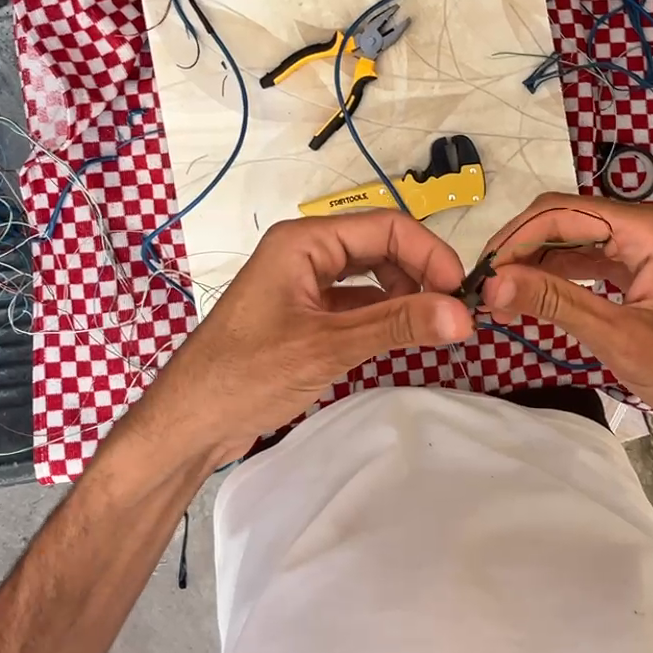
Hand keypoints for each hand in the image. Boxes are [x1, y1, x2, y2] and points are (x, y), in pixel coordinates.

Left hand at [133, 210, 472, 463]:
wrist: (188, 424)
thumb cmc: (248, 373)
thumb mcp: (327, 346)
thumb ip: (396, 325)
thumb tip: (463, 315)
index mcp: (304, 240)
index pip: (385, 227)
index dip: (429, 253)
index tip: (461, 292)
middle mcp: (306, 253)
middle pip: (379, 247)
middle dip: (419, 273)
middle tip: (454, 312)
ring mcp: (304, 285)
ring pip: (370, 277)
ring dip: (404, 296)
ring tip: (435, 325)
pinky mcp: (305, 316)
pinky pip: (356, 304)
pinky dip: (383, 316)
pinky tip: (406, 336)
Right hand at [477, 192, 652, 447]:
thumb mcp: (620, 338)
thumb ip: (555, 304)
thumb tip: (492, 284)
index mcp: (651, 228)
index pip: (564, 212)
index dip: (516, 237)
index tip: (481, 271)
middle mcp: (649, 224)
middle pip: (568, 219)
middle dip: (523, 248)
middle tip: (486, 284)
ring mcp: (648, 244)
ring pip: (576, 239)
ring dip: (538, 262)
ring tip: (501, 293)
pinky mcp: (645, 267)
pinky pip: (592, 259)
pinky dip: (561, 275)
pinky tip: (534, 295)